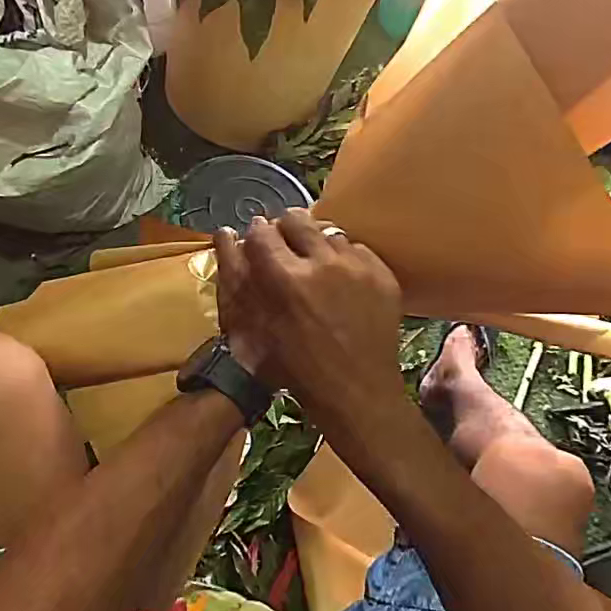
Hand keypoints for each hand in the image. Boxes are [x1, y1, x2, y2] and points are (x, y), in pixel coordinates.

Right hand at [211, 209, 402, 419]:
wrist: (357, 391)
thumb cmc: (295, 369)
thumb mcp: (252, 330)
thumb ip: (236, 279)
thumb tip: (228, 236)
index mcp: (285, 278)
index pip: (262, 231)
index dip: (256, 234)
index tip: (258, 242)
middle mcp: (323, 262)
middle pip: (297, 219)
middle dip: (285, 229)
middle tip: (285, 248)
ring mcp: (358, 266)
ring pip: (329, 231)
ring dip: (316, 243)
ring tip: (315, 266)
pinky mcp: (382, 274)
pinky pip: (357, 249)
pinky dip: (344, 259)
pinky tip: (340, 281)